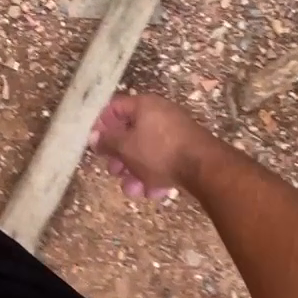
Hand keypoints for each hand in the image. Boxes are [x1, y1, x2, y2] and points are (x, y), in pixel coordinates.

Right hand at [87, 93, 210, 199]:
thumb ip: (107, 141)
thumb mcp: (126, 147)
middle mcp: (159, 114)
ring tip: (134, 190)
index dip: (101, 125)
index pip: (115, 108)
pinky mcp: (185, 150)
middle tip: (114, 171)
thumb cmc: (159, 151)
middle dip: (120, 156)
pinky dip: (155, 175)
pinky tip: (155, 192)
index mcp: (143, 105)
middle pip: (131, 133)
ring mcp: (174, 132)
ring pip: (146, 151)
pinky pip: (163, 160)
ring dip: (136, 172)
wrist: (204, 167)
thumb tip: (94, 137)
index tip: (95, 144)